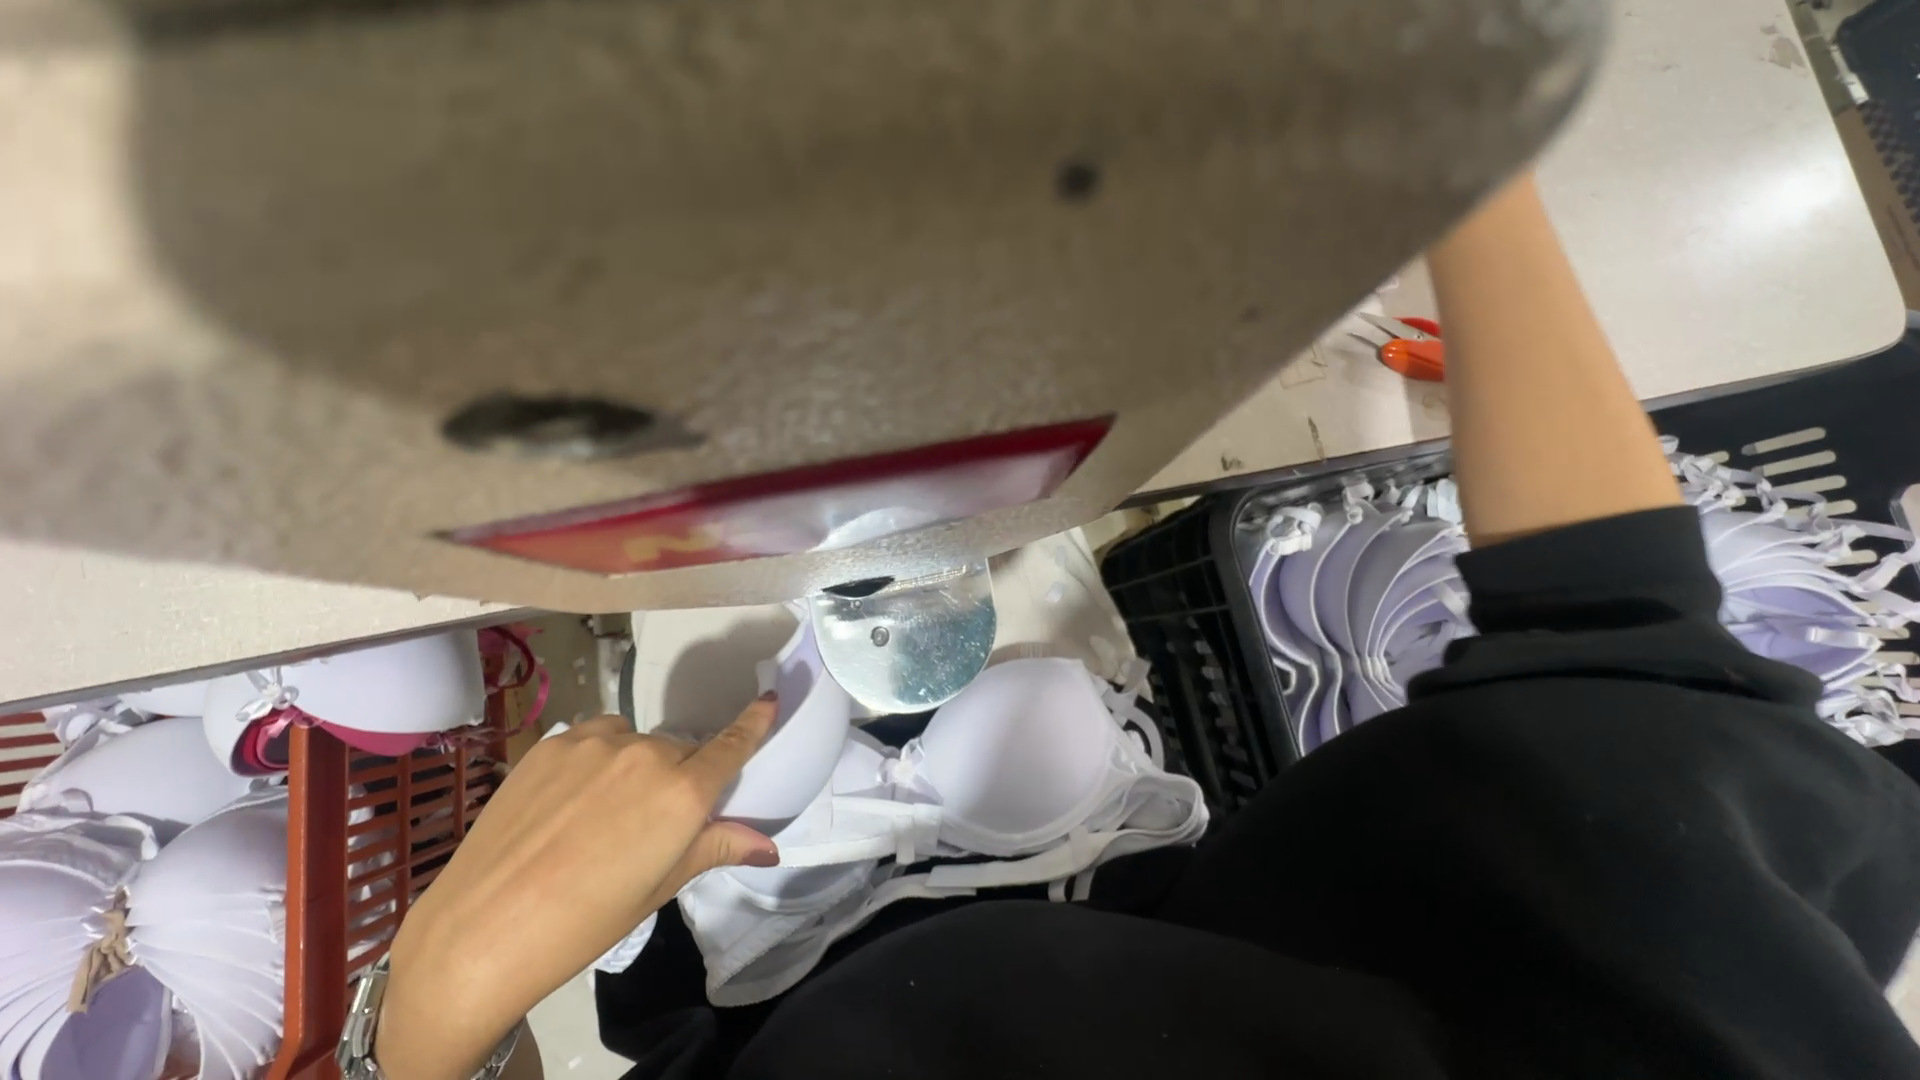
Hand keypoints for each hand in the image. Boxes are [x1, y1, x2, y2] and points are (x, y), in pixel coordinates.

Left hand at [375, 696, 781, 1079]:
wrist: (480, 929)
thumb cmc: (585, 922)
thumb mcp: (659, 888)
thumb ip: (715, 847)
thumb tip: (768, 846)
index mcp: (682, 792)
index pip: (732, 745)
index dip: (754, 722)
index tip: (770, 698)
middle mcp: (646, 754)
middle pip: (679, 751)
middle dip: (677, 776)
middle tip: (650, 823)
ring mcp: (594, 742)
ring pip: (634, 742)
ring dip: (633, 765)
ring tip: (599, 813)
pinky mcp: (551, 743)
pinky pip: (592, 738)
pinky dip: (594, 759)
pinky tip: (566, 803)